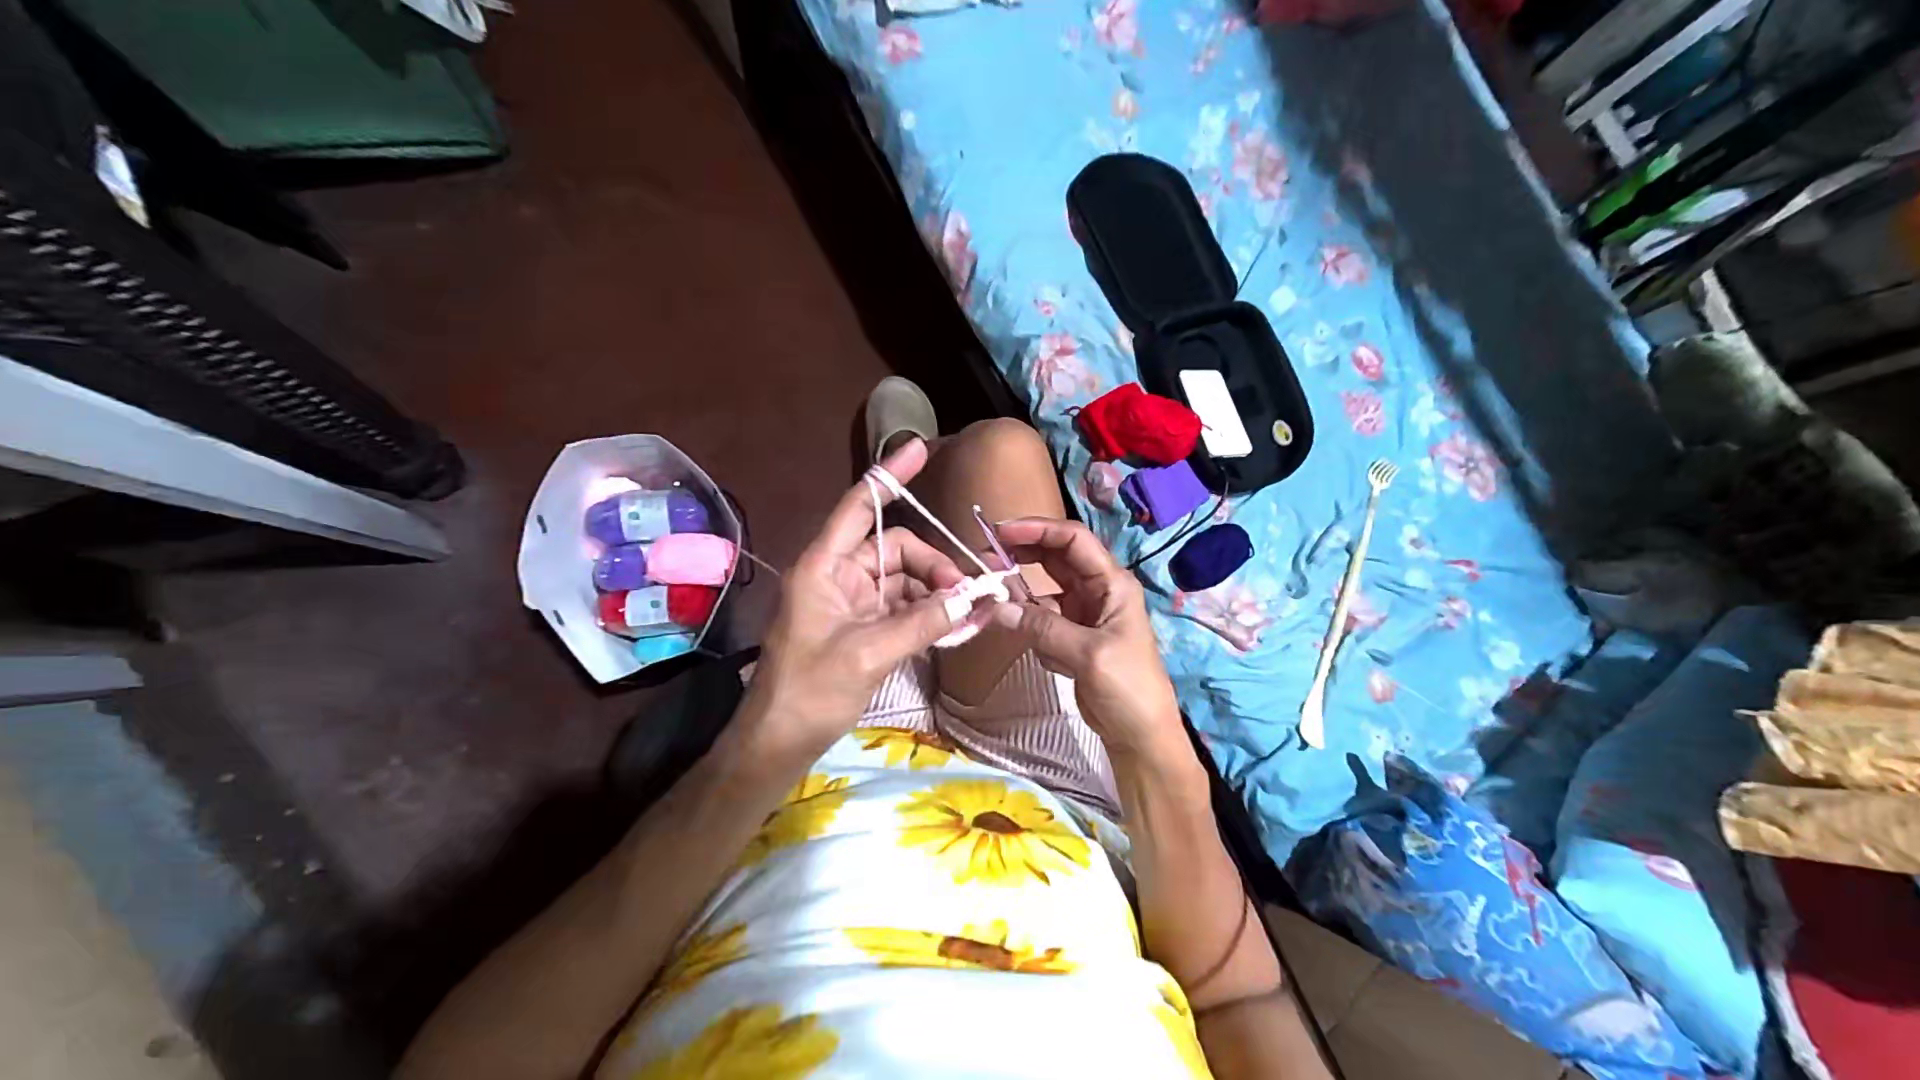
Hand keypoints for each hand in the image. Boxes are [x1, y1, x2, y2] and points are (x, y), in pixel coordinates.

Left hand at [744, 439, 984, 757]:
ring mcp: (851, 603)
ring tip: (969, 614)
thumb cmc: (810, 692)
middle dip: (932, 565)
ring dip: (936, 592)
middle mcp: (838, 576)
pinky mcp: (862, 627)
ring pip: (903, 579)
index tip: (918, 447)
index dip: (889, 476)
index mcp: (824, 567)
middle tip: (966, 593)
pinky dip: (928, 614)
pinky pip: (903, 607)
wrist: (780, 742)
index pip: (859, 507)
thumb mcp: (868, 654)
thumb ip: (923, 622)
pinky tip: (956, 626)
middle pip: (895, 548)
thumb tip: (974, 597)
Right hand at [989, 518, 1187, 760]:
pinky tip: (1016, 627)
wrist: (1140, 734)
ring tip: (991, 590)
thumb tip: (998, 608)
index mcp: (1112, 583)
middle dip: (1022, 552)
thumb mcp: (1088, 655)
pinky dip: (1026, 616)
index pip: (1073, 540)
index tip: (1001, 533)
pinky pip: (1042, 614)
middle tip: (984, 555)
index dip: (1037, 529)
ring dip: (1019, 586)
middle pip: (1056, 556)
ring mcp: (1084, 611)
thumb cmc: (1128, 688)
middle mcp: (1098, 590)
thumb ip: (1044, 628)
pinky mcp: (1072, 634)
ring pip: (1045, 585)